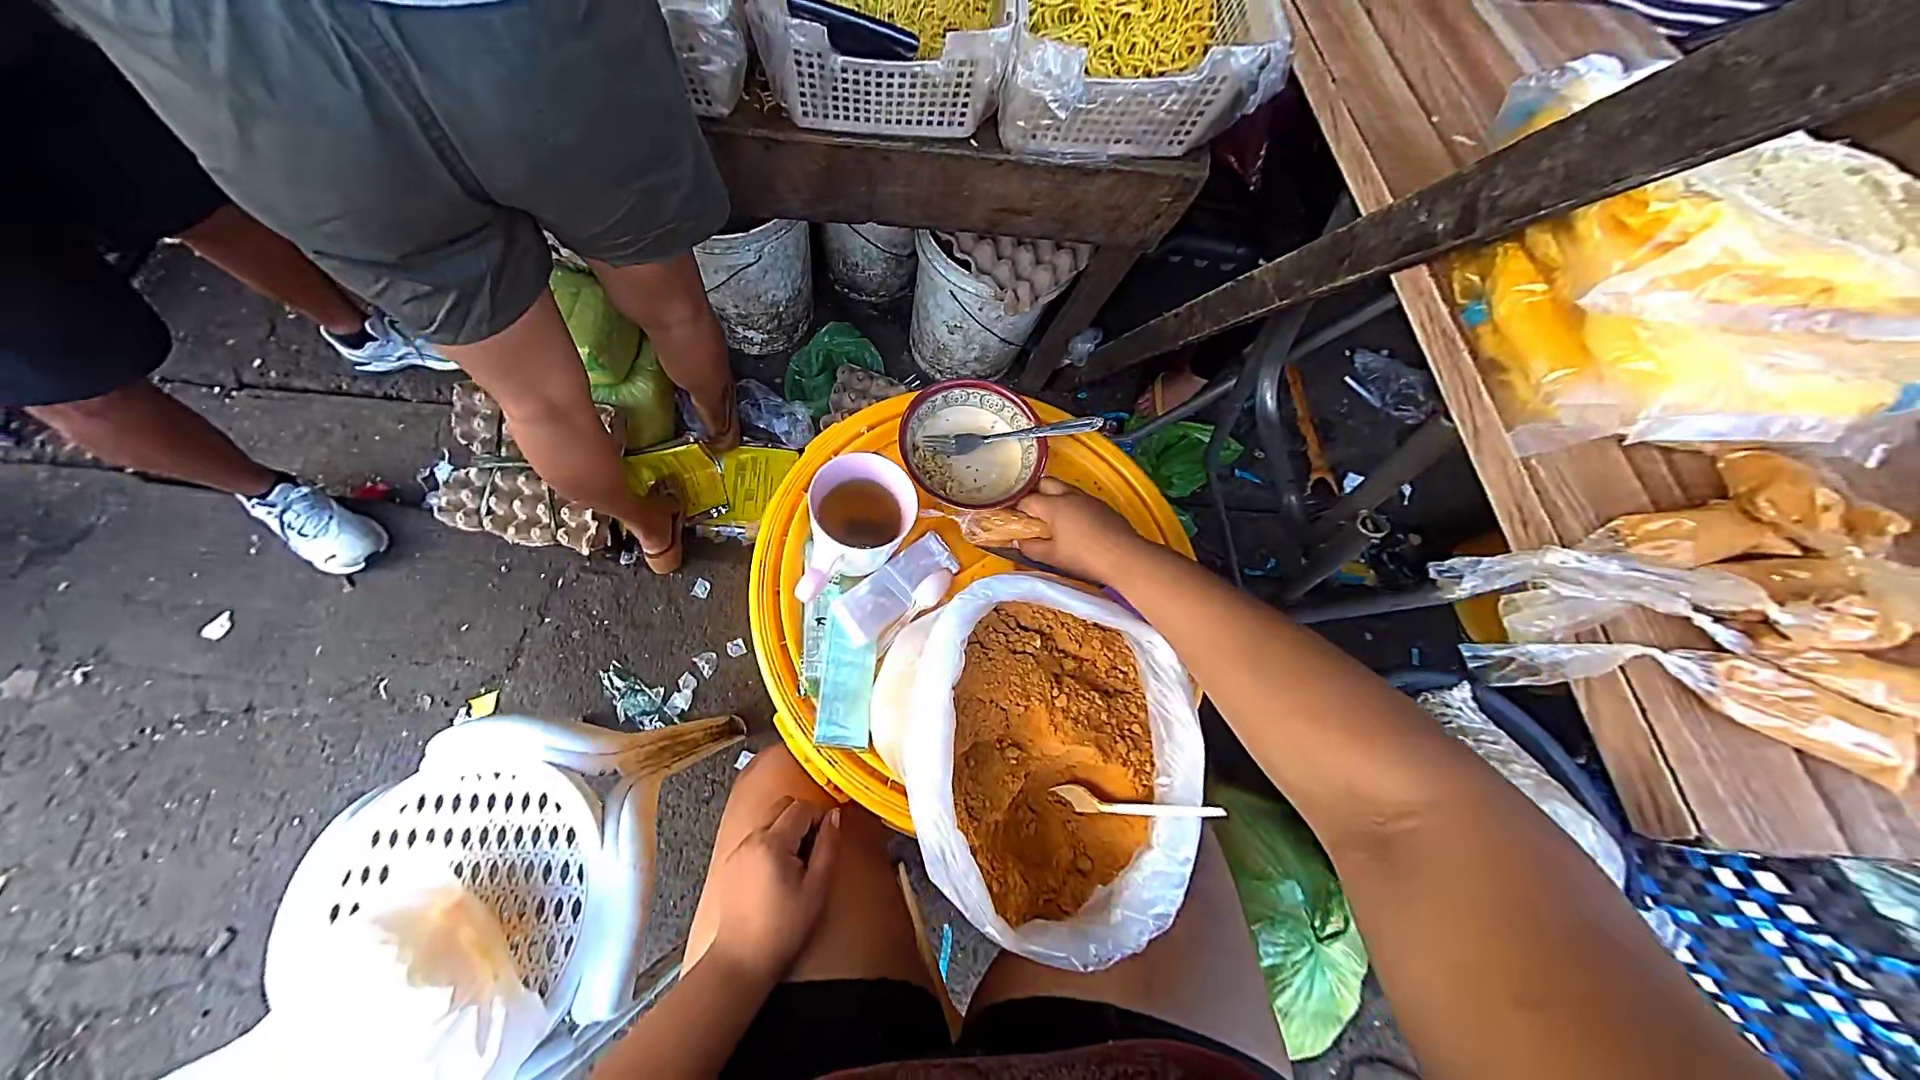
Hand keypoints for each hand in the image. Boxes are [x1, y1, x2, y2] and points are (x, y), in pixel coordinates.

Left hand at [702, 797, 841, 983]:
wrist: (742, 961)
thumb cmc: (782, 929)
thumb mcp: (817, 887)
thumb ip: (828, 846)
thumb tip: (834, 817)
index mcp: (773, 843)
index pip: (802, 807)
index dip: (820, 818)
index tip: (826, 839)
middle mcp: (751, 839)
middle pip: (783, 805)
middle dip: (802, 817)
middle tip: (813, 848)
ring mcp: (738, 850)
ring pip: (769, 819)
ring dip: (786, 829)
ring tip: (796, 863)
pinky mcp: (730, 863)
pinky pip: (756, 837)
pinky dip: (770, 842)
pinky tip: (777, 872)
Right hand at [1015, 477, 1154, 585]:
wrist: (1124, 557)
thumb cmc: (1084, 557)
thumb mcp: (1052, 557)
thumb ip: (1031, 548)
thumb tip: (1018, 542)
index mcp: (1054, 505)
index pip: (1027, 500)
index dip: (1016, 508)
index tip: (1011, 517)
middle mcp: (1070, 495)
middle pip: (1046, 483)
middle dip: (1034, 492)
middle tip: (1030, 511)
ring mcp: (1088, 499)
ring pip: (1064, 488)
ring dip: (1054, 497)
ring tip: (1050, 516)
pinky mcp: (1102, 506)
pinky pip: (1080, 498)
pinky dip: (1071, 504)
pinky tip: (1073, 522)